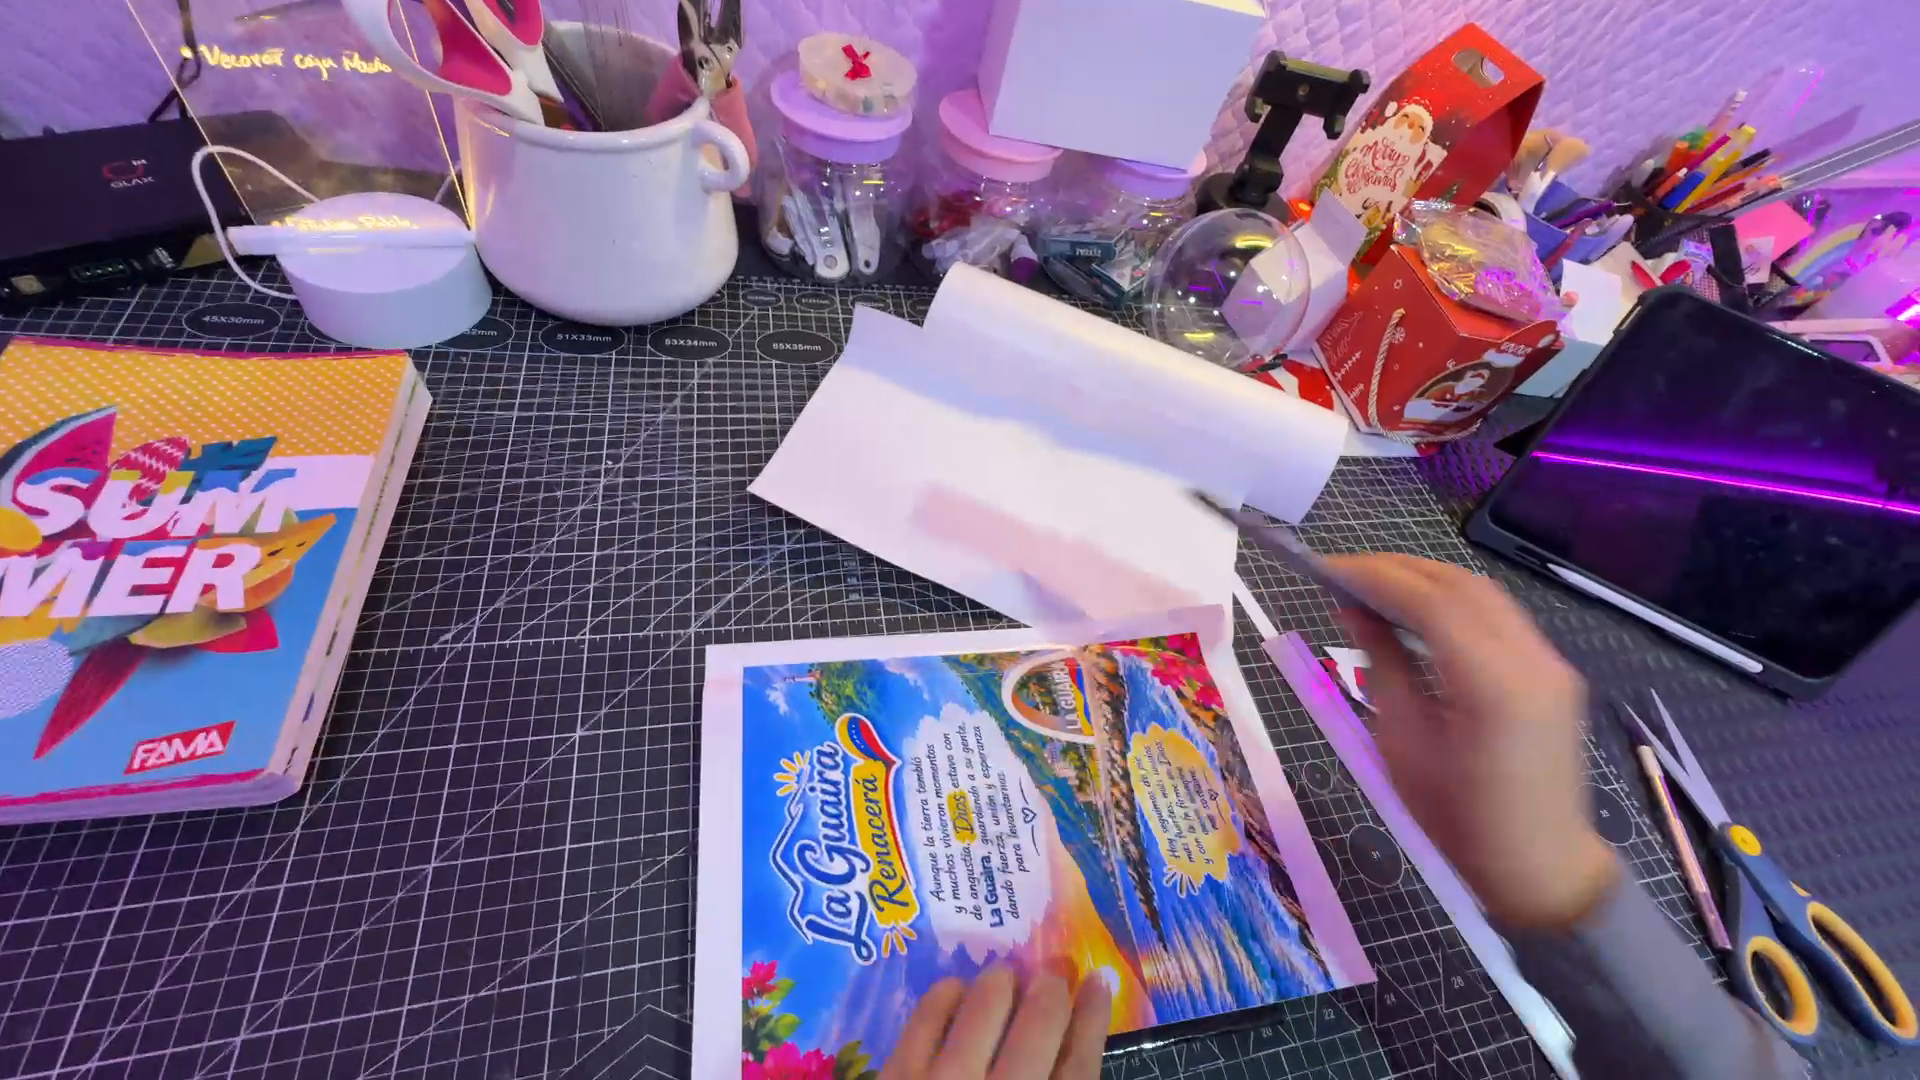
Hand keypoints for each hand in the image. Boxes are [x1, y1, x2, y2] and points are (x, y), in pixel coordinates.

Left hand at [879, 966, 1110, 1079]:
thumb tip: (1074, 1059)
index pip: (1079, 1067)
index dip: (1093, 1020)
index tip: (1099, 984)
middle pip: (1039, 1024)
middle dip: (1053, 989)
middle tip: (1053, 973)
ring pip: (985, 1006)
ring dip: (1001, 983)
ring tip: (1006, 977)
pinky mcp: (897, 1079)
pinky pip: (927, 1016)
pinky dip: (946, 994)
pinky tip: (956, 988)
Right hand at [1323, 554, 1619, 929]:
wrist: (1540, 865)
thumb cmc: (1456, 816)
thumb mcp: (1401, 739)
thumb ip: (1382, 663)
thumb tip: (1353, 611)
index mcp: (1491, 685)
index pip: (1430, 602)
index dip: (1373, 577)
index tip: (1324, 570)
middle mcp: (1531, 660)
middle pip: (1459, 584)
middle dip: (1395, 568)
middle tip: (1340, 573)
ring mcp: (1549, 662)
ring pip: (1480, 591)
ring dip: (1422, 578)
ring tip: (1369, 584)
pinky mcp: (1549, 669)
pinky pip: (1495, 613)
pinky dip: (1448, 598)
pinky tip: (1412, 608)